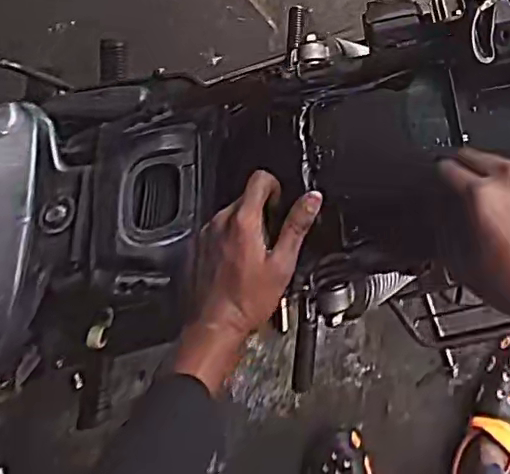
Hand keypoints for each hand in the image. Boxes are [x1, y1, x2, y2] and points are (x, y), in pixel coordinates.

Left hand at [170, 170, 320, 394]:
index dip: (275, 187)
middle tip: (271, 239)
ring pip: (232, 214)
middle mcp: (221, 222)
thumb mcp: (283, 263)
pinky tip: (238, 264)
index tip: (280, 204)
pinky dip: (230, 239)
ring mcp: (206, 234)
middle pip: (247, 197)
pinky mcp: (197, 248)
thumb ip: (297, 225)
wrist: (213, 330)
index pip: (259, 179)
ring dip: (246, 226)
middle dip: (262, 211)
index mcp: (244, 220)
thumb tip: (312, 199)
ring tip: (255, 256)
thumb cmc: (247, 302)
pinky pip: (218, 231)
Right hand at [437, 149, 509, 393]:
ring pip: (492, 159)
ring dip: (483, 174)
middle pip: (467, 154)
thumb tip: (440, 212)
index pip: (445, 168)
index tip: (437, 185)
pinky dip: (505, 180)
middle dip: (459, 170)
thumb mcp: (463, 262)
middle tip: (456, 190)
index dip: (436, 178)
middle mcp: (504, 177)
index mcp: (479, 195)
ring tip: (484, 201)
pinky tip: (506, 204)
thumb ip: (445, 228)